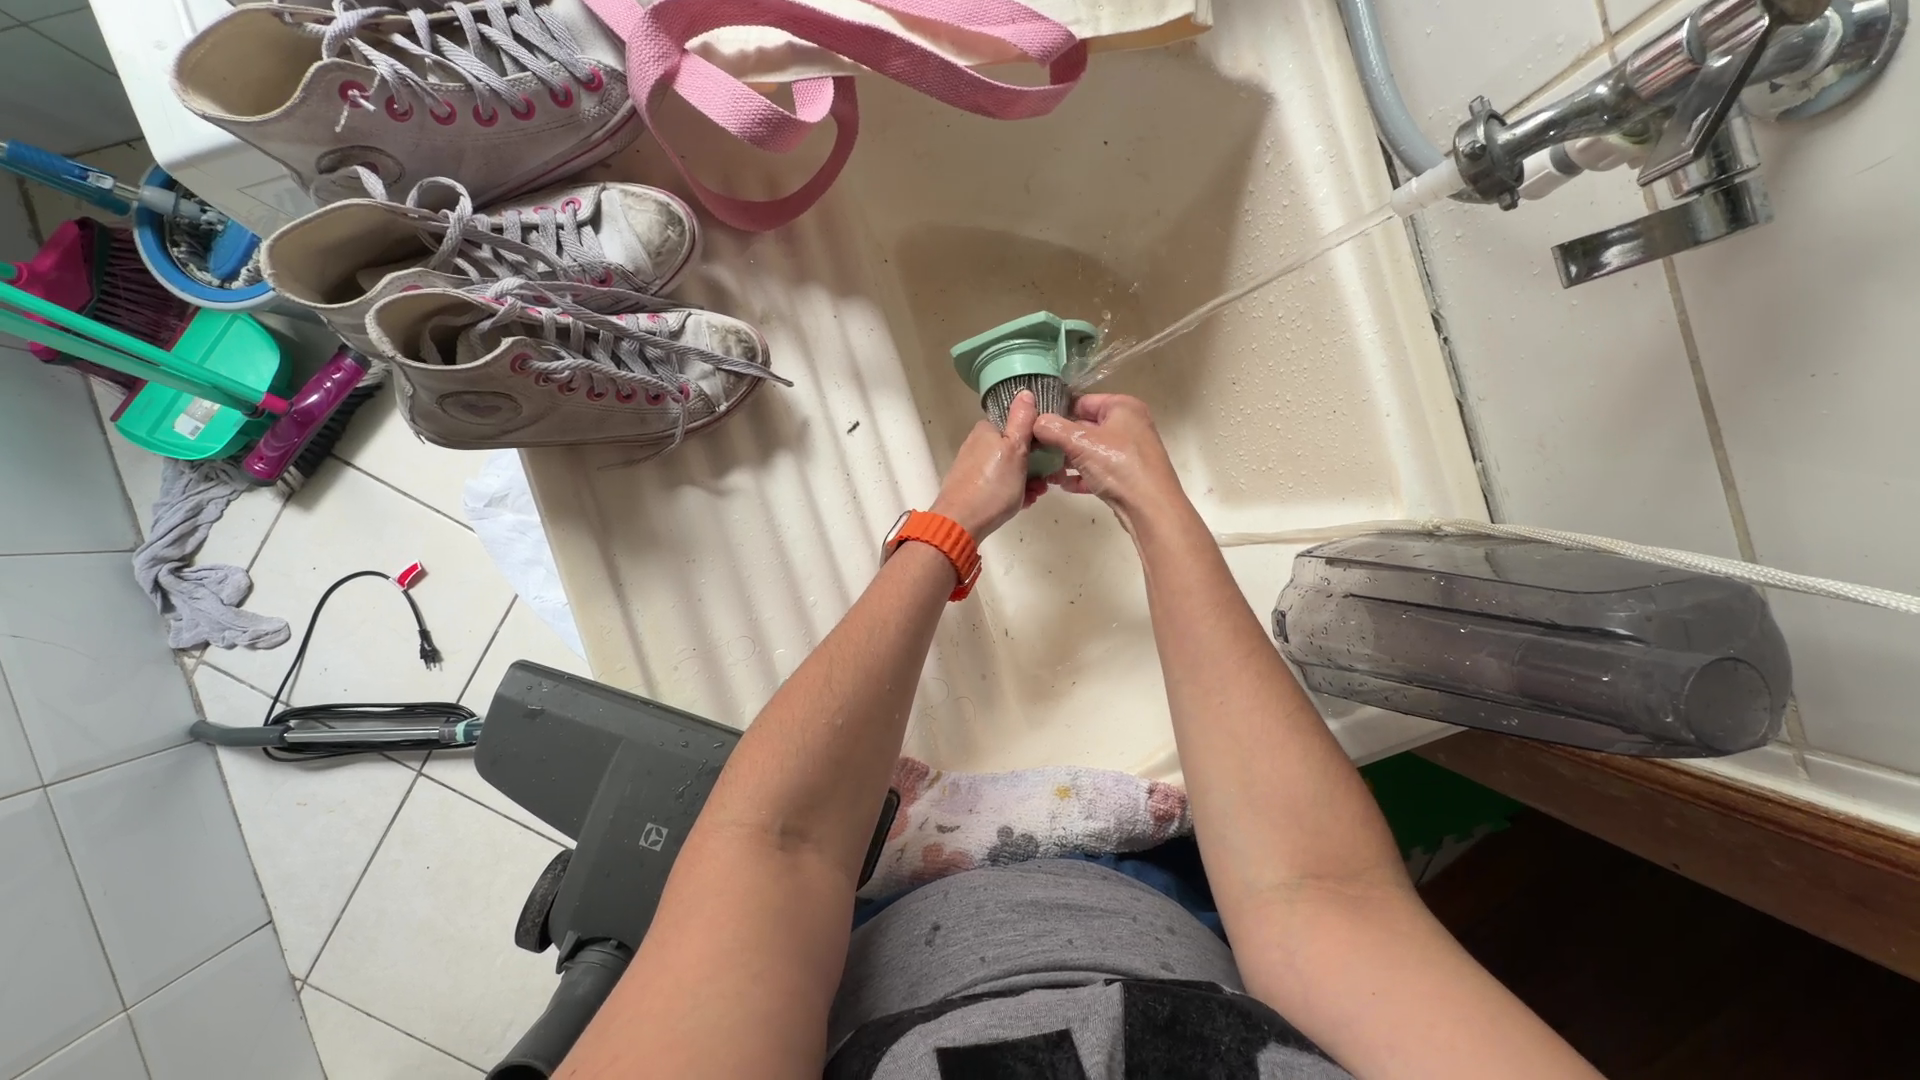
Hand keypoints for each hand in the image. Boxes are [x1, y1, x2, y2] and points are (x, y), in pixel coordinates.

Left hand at [930, 390, 1048, 539]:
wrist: (961, 523)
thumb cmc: (992, 485)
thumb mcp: (1014, 449)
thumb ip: (1022, 420)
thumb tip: (1025, 392)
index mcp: (986, 430)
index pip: (1016, 424)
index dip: (1036, 438)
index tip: (1050, 453)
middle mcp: (978, 445)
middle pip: (1015, 449)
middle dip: (1035, 464)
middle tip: (1046, 481)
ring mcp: (974, 467)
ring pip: (1010, 469)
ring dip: (1027, 481)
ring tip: (1035, 495)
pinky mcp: (973, 487)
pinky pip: (999, 485)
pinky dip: (1013, 492)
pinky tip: (1023, 503)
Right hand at [1031, 394, 1185, 525]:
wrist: (1151, 508)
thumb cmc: (1119, 466)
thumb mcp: (1081, 443)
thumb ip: (1054, 429)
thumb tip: (1035, 422)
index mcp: (1123, 407)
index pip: (1083, 401)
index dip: (1059, 412)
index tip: (1036, 426)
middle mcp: (1129, 425)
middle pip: (1086, 427)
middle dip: (1061, 440)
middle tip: (1038, 450)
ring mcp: (1130, 451)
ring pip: (1091, 451)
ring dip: (1069, 461)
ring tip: (1047, 471)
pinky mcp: (1128, 475)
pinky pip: (1099, 470)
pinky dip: (1082, 476)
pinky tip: (1064, 485)